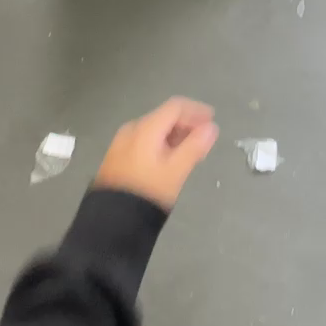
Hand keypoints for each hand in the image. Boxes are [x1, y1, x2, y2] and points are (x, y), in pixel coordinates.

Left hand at [91, 97, 219, 208]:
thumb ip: (195, 146)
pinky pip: (145, 141)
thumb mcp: (177, 170)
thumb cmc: (149, 191)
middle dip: (187, 124)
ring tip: (191, 151)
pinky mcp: (118, 156)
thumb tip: (211, 128)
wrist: (113, 218)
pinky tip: (171, 158)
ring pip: (155, 130)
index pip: (175, 107)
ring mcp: (122, 142)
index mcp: (146, 128)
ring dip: (175, 135)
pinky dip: (162, 143)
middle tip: (204, 138)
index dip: (196, 110)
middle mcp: (132, 129)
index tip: (212, 120)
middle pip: (164, 117)